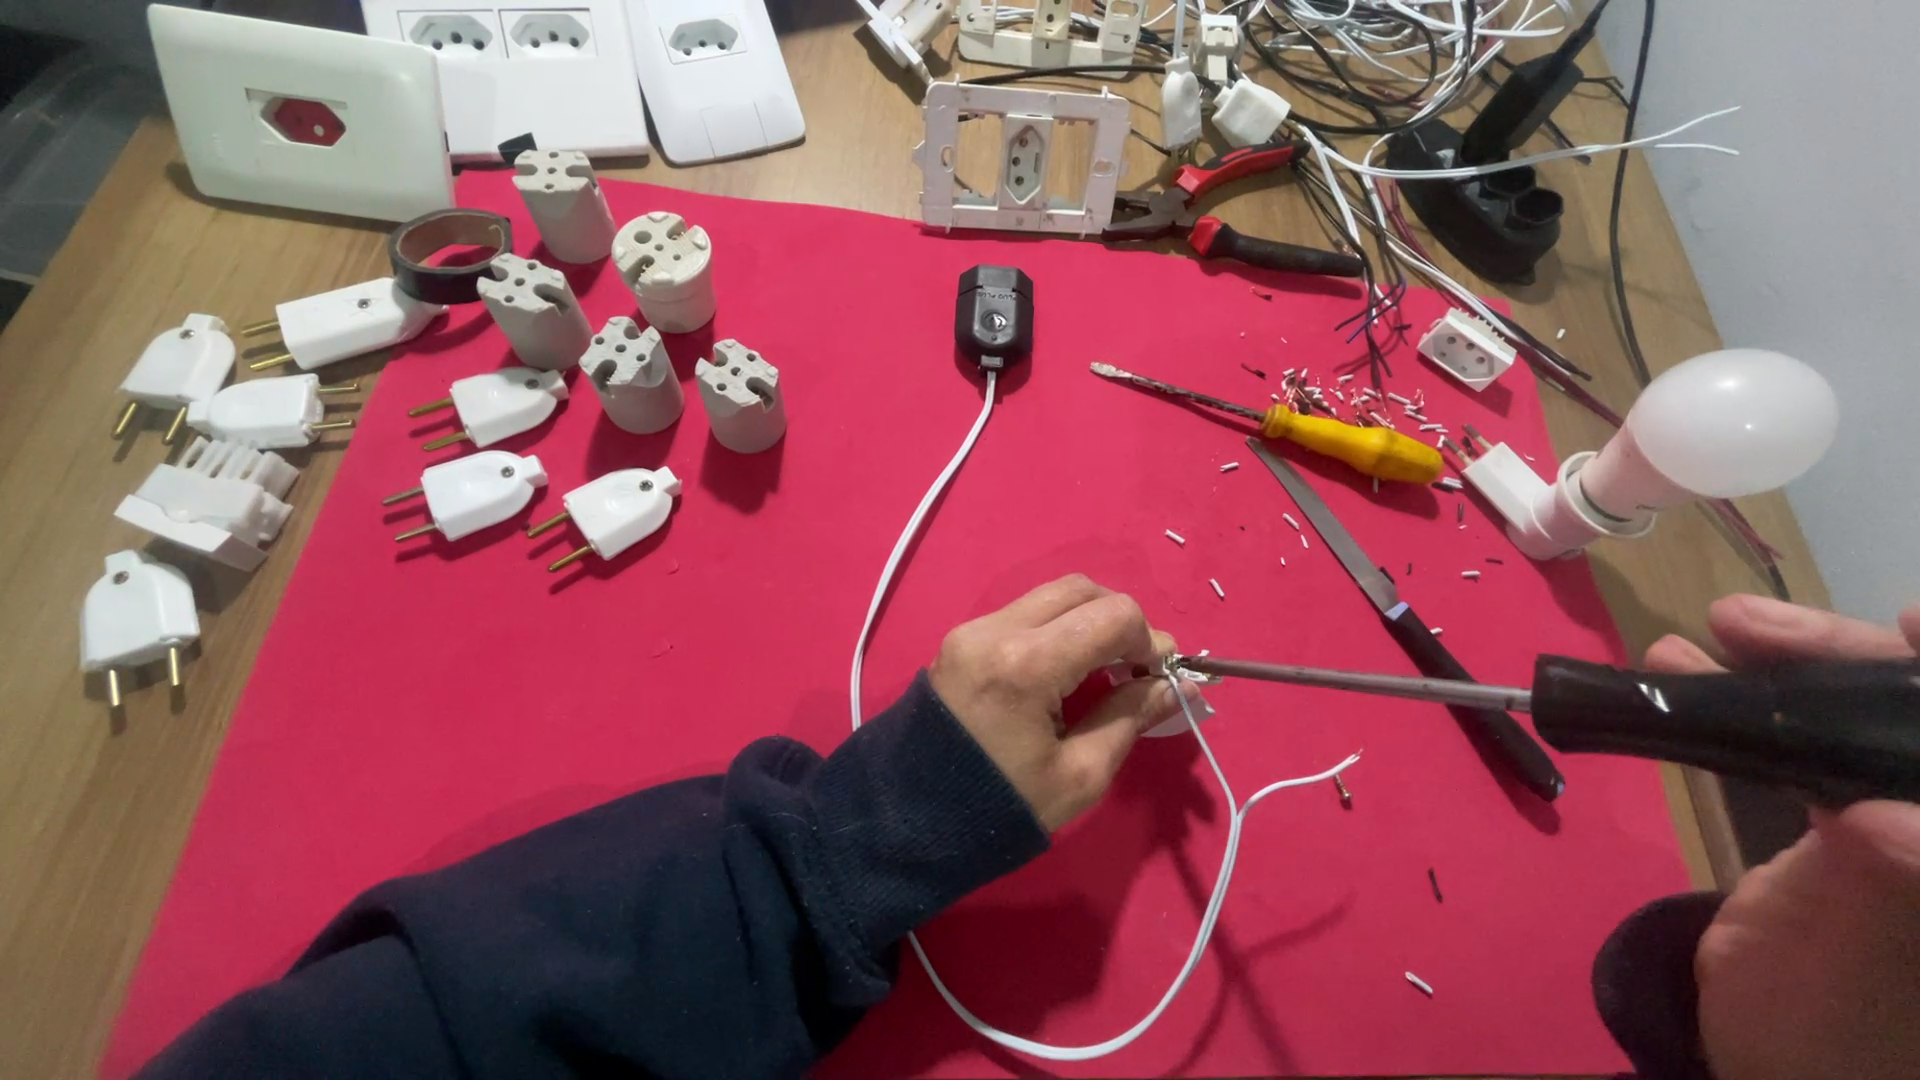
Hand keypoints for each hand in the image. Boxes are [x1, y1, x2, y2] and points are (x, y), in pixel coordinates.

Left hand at [928, 575, 1187, 831]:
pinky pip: (1023, 613)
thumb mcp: (1080, 775)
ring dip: (1088, 621)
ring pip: (1050, 595)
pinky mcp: (961, 638)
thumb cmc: (1002, 808)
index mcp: (1027, 664)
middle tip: (1135, 669)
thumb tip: (1179, 685)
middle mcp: (996, 629)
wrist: (909, 821)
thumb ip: (1131, 716)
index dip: (1152, 641)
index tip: (1159, 678)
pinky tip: (1066, 672)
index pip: (1113, 615)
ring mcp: (972, 629)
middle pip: (1081, 590)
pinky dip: (1057, 629)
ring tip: (1104, 671)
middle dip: (1121, 621)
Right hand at [1645, 595, 1919, 1079]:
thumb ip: (1890, 895)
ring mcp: (1911, 825)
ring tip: (1715, 630)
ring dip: (1793, 671)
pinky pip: (1808, 747)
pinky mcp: (1850, 823)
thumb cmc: (1831, 1036)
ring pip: (1867, 724)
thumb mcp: (1865, 976)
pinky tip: (1683, 668)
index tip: (1913, 626)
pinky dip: (1744, 704)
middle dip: (1859, 665)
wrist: (1765, 1059)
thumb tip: (1881, 817)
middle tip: (1755, 626)